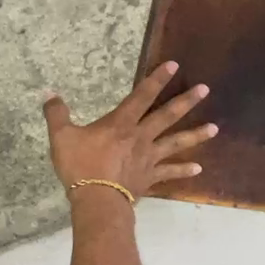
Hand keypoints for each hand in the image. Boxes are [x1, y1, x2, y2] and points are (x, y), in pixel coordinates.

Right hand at [42, 62, 215, 200]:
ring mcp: (148, 158)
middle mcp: (140, 137)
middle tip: (205, 89)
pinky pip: (169, 172)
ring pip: (176, 143)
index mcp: (120, 124)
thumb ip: (56, 114)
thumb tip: (48, 94)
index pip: (141, 96)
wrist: (97, 199)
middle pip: (166, 116)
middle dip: (186, 101)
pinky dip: (183, 170)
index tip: (173, 65)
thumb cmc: (80, 165)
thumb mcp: (61, 136)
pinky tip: (198, 168)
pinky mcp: (149, 178)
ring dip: (195, 135)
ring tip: (215, 128)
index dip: (156, 80)